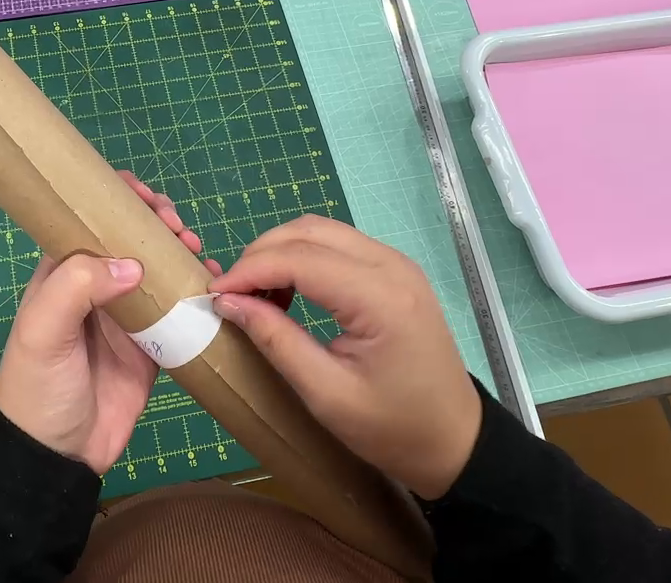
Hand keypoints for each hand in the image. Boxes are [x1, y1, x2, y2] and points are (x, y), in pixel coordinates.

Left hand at [0, 172, 216, 471]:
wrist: (56, 456)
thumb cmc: (37, 383)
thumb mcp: (42, 329)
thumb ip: (78, 287)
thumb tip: (134, 264)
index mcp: (65, 271)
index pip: (92, 220)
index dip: (119, 201)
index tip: (148, 198)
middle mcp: (97, 285)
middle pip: (133, 238)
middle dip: (158, 222)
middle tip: (177, 228)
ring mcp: (128, 314)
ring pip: (160, 267)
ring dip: (180, 251)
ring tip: (195, 250)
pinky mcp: (153, 344)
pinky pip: (180, 309)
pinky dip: (197, 291)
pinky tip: (210, 283)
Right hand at [208, 215, 481, 499]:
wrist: (456, 441)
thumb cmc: (394, 428)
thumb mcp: (326, 395)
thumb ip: (276, 341)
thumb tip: (227, 303)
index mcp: (380, 297)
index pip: (299, 259)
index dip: (250, 270)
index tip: (214, 294)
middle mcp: (389, 264)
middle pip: (307, 231)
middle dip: (260, 254)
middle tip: (231, 293)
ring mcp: (394, 261)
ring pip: (319, 230)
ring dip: (280, 251)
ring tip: (255, 292)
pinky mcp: (392, 268)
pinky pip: (336, 243)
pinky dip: (302, 255)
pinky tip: (288, 289)